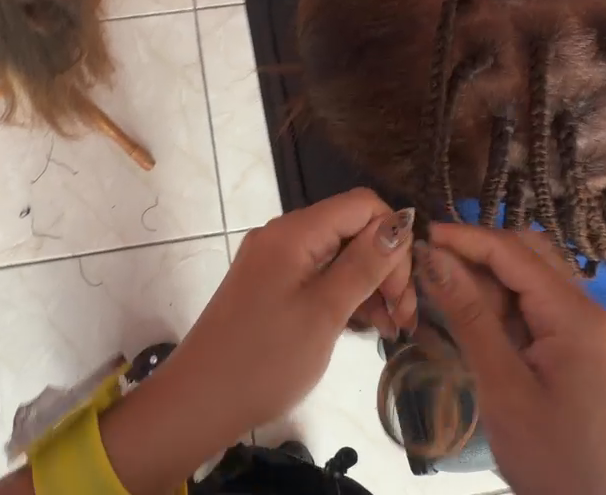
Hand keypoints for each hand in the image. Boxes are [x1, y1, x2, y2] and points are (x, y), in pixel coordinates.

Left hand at [129, 191, 415, 450]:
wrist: (200, 401)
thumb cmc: (266, 358)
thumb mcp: (325, 312)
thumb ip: (365, 264)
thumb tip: (402, 222)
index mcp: (294, 231)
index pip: (362, 205)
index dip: (392, 237)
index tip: (404, 289)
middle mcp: (283, 235)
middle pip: (350, 229)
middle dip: (385, 265)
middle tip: (404, 318)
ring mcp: (274, 260)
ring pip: (337, 255)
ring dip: (369, 285)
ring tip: (391, 330)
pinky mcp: (270, 285)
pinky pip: (318, 275)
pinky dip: (344, 295)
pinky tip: (364, 327)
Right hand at [419, 225, 605, 494]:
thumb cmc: (555, 458)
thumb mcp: (503, 386)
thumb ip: (469, 314)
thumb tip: (431, 255)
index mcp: (575, 314)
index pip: (512, 250)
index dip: (463, 236)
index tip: (416, 234)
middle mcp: (586, 312)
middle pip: (527, 255)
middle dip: (476, 251)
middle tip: (428, 261)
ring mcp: (585, 333)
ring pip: (529, 280)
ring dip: (486, 278)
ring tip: (440, 288)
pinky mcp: (578, 354)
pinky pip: (535, 309)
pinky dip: (501, 304)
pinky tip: (471, 316)